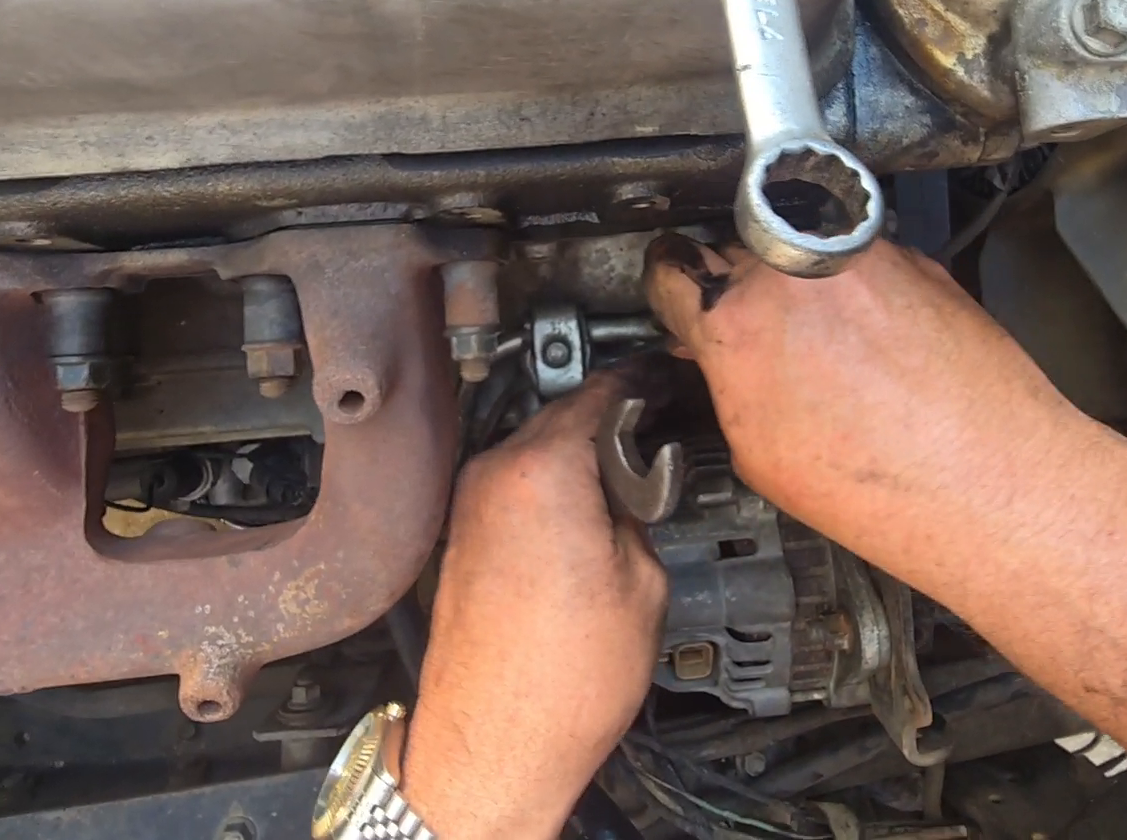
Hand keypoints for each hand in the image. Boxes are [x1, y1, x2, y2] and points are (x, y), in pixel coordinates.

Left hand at [401, 376, 667, 839]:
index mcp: (543, 471)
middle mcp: (494, 473)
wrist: (491, 748)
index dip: (644, 382)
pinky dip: (550, 478)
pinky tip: (579, 509)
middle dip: (611, 418)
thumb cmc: (560, 684)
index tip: (664, 379)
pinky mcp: (462, 530)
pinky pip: (515, 478)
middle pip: (565, 411)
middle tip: (651, 435)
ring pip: (537, 443)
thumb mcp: (642, 581)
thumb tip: (628, 481)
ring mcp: (470, 500)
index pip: (603, 391)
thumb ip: (636, 506)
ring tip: (619, 480)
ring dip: (578, 450)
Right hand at [641, 235, 1093, 556]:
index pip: (669, 269)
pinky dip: (849, 290)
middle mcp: (789, 272)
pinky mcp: (906, 258)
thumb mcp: (758, 447)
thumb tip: (714, 357)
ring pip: (792, 252)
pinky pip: (850, 260)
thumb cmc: (878, 483)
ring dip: (793, 287)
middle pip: (730, 255)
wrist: (987, 481)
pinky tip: (870, 342)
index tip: (677, 293)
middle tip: (754, 334)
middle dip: (733, 291)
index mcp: (735, 321)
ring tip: (825, 345)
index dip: (668, 288)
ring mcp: (851, 256)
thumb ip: (723, 381)